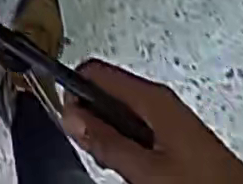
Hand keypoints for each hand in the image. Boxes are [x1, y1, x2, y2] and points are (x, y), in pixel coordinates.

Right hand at [61, 60, 242, 183]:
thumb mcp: (146, 171)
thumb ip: (106, 141)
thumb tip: (70, 115)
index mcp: (152, 97)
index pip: (95, 71)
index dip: (73, 89)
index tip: (64, 115)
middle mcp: (160, 100)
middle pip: (108, 90)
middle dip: (91, 114)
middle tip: (88, 145)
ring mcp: (170, 119)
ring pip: (122, 112)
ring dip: (109, 132)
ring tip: (113, 163)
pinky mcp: (178, 138)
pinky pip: (139, 128)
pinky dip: (127, 143)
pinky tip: (133, 169)